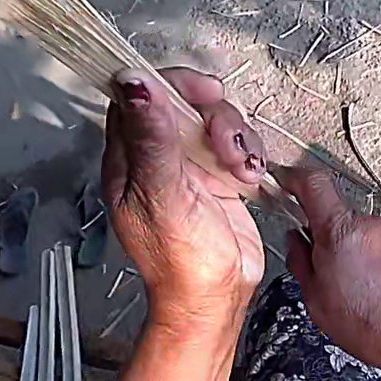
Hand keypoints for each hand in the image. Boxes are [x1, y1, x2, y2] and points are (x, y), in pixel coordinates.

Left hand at [103, 68, 266, 333]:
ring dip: (238, 137)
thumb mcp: (164, 196)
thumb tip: (132, 83)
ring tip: (243, 171)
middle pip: (185, 103)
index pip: (139, 95)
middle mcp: (158, 155)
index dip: (171, 84)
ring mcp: (191, 165)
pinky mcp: (220, 176)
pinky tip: (250, 177)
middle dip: (215, 115)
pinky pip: (236, 144)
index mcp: (129, 157)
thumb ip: (151, 139)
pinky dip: (250, 153)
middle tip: (227, 145)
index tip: (203, 92)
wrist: (216, 297)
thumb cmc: (181, 258)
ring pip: (216, 120)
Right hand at [279, 168, 380, 380]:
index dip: (294, 179)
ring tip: (354, 292)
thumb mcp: (316, 298)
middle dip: (324, 239)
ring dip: (350, 255)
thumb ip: (300, 261)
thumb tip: (295, 242)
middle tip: (321, 271)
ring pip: (358, 235)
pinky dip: (372, 264)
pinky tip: (374, 292)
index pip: (313, 184)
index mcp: (339, 230)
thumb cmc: (372, 323)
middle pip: (335, 217)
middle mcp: (368, 224)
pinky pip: (379, 247)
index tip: (285, 182)